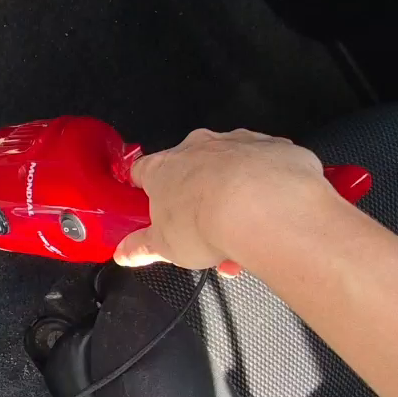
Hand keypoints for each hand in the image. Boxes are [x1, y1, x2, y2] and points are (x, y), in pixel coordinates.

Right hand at [114, 128, 328, 274]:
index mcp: (163, 168)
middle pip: (189, 169)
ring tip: (241, 234)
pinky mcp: (274, 147)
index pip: (142, 170)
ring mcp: (238, 142)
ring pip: (229, 169)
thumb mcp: (164, 247)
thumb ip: (141, 247)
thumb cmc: (204, 223)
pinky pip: (263, 166)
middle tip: (201, 228)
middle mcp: (198, 147)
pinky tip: (267, 216)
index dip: (144, 186)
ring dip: (230, 195)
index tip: (147, 201)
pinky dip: (263, 187)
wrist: (265, 209)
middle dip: (194, 196)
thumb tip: (124, 253)